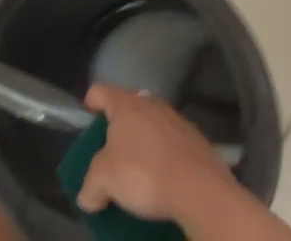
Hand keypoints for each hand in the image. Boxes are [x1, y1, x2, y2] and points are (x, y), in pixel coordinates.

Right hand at [78, 85, 290, 240]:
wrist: (204, 195)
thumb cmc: (145, 175)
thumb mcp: (106, 181)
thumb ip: (90, 187)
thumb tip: (86, 200)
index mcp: (125, 104)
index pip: (99, 91)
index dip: (90, 104)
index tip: (89, 122)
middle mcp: (152, 105)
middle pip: (129, 106)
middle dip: (120, 124)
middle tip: (113, 147)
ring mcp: (180, 123)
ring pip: (154, 124)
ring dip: (146, 140)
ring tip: (141, 166)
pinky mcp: (201, 144)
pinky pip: (175, 143)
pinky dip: (168, 155)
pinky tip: (167, 178)